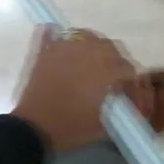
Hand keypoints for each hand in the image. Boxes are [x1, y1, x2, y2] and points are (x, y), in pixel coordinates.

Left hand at [10, 29, 145, 152]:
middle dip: (114, 59)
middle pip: (109, 47)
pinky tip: (70, 51)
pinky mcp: (47, 51)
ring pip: (87, 36)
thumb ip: (116, 108)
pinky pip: (60, 35)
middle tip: (111, 74)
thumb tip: (122, 99)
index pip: (125, 67)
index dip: (129, 79)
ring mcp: (65, 48)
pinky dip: (68, 40)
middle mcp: (87, 53)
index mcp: (104, 71)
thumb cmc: (70, 128)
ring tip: (91, 60)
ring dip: (93, 47)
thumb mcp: (101, 126)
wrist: (34, 127)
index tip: (126, 89)